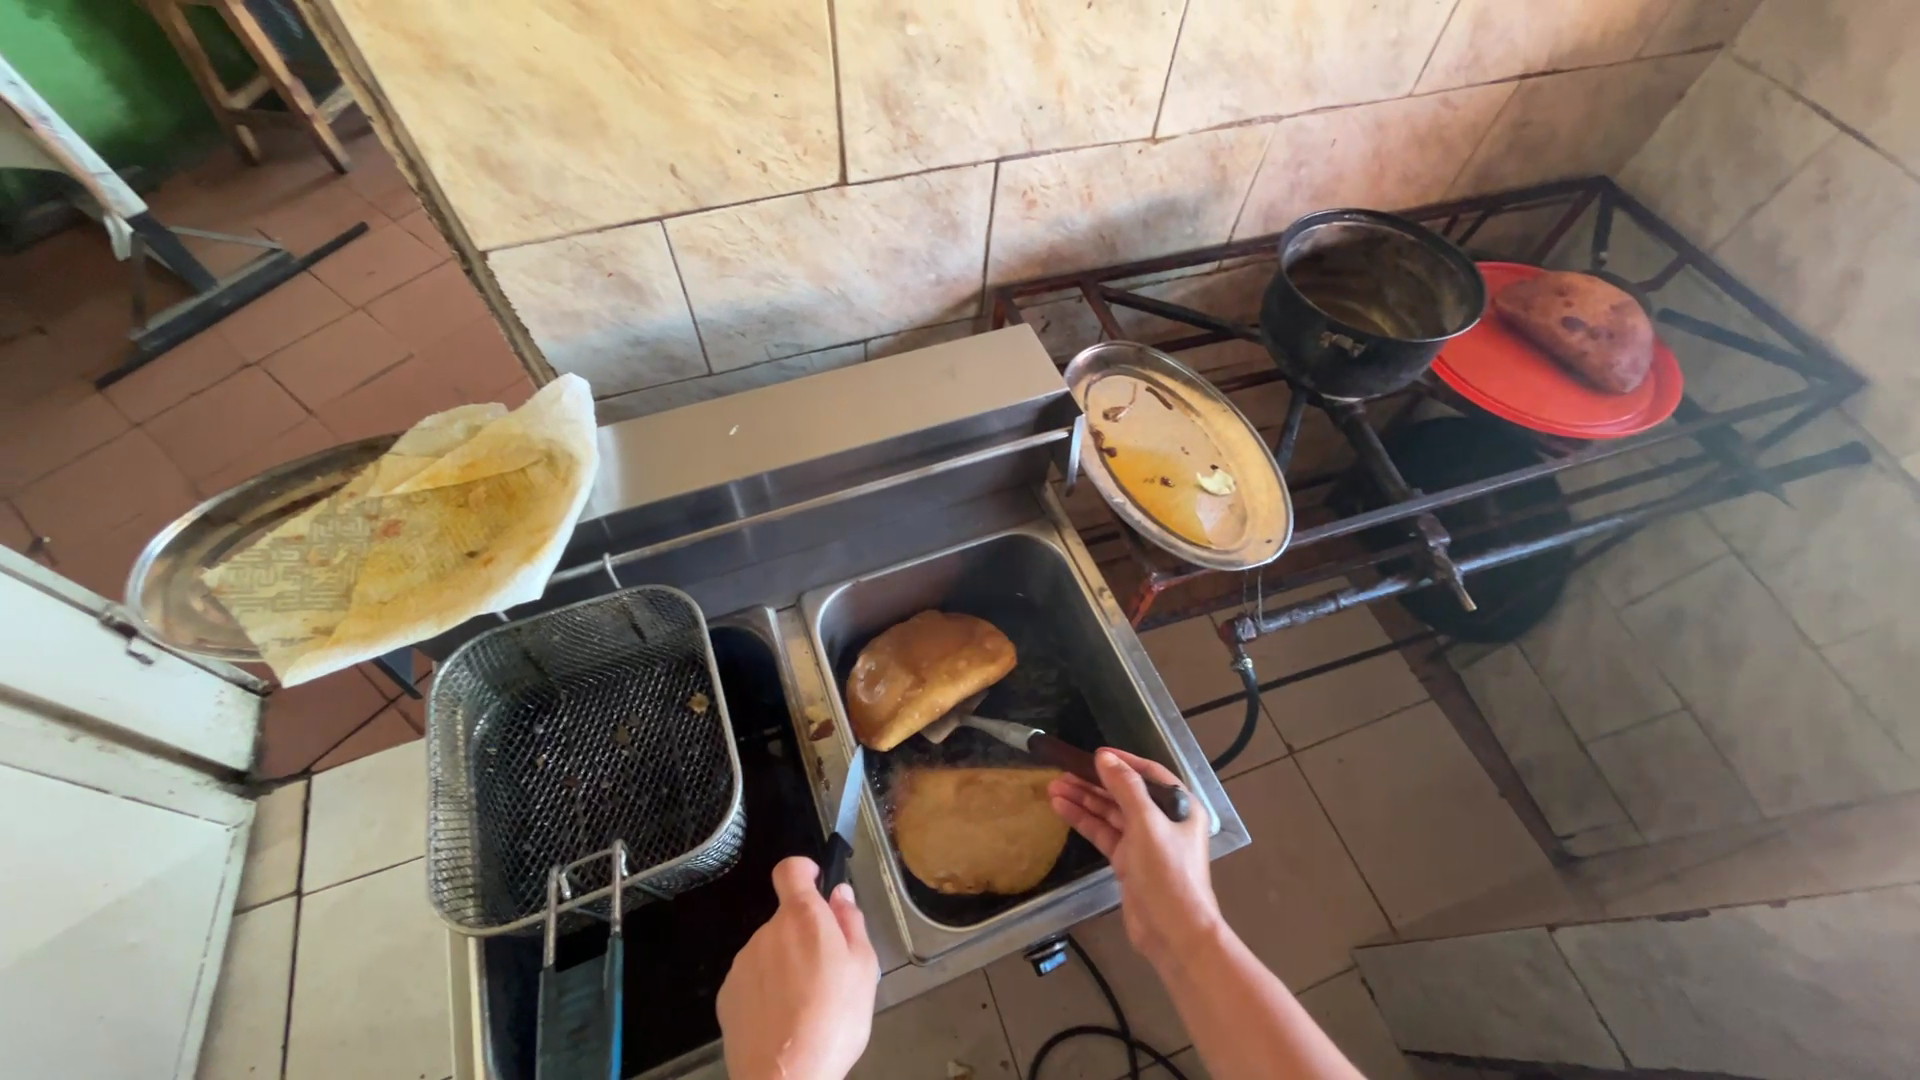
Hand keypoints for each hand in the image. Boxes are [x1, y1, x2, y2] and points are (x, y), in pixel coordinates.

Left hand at [717, 856, 877, 1079]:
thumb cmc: (834, 1020)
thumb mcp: (863, 968)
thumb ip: (851, 923)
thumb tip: (839, 895)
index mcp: (802, 918)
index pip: (790, 870)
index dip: (803, 871)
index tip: (817, 885)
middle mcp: (767, 932)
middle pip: (786, 919)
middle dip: (804, 935)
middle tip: (827, 972)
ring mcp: (742, 964)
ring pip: (770, 951)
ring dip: (785, 964)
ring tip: (804, 1005)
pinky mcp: (726, 996)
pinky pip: (752, 980)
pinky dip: (765, 991)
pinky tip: (780, 1021)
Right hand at [1049, 748, 1220, 968]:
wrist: (1174, 933)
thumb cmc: (1168, 873)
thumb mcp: (1147, 824)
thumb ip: (1125, 788)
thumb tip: (1104, 757)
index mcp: (1180, 806)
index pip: (1149, 773)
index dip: (1122, 762)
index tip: (1094, 754)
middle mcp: (1164, 820)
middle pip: (1125, 792)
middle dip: (1095, 782)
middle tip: (1064, 771)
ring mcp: (1145, 842)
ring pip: (1110, 812)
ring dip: (1084, 799)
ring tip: (1054, 786)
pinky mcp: (1128, 861)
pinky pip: (1103, 833)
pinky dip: (1084, 820)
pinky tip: (1062, 808)